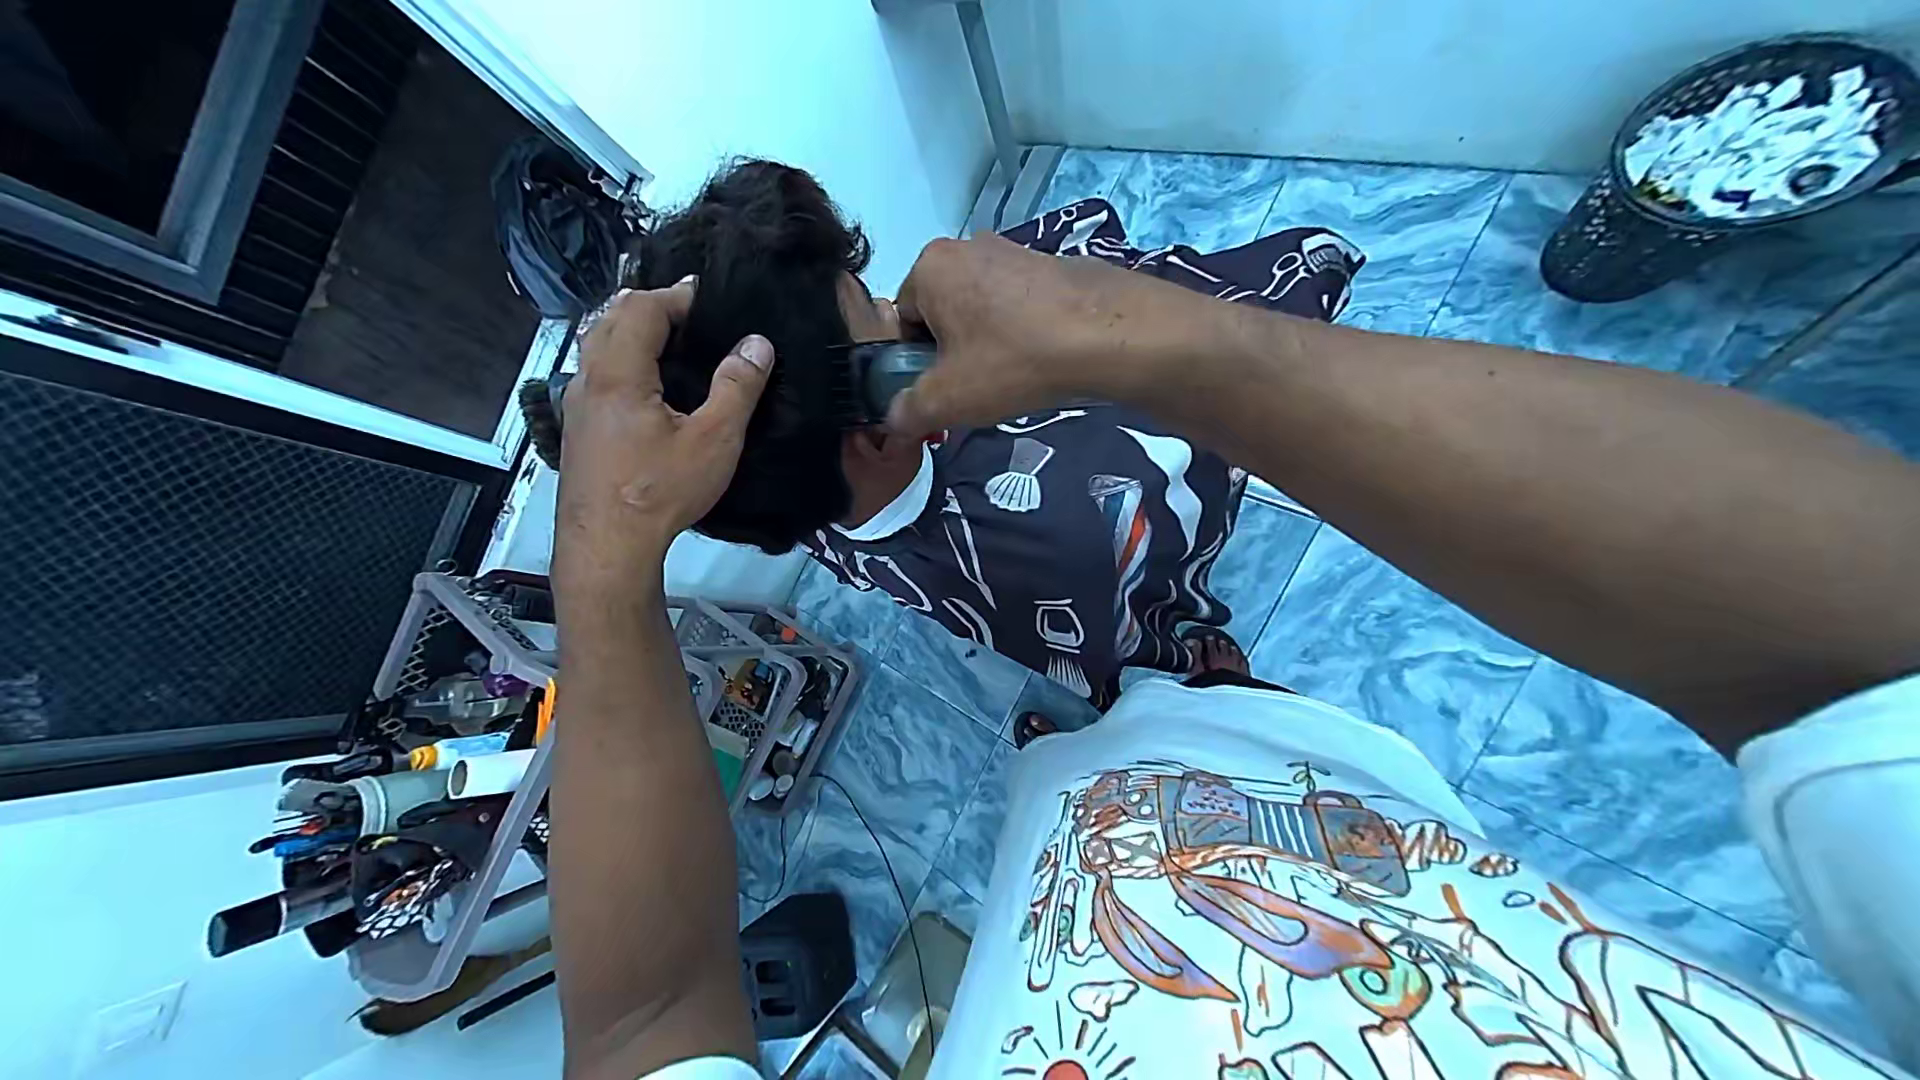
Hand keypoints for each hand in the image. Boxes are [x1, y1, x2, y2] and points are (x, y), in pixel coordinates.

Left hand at [553, 281, 774, 596]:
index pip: (641, 308)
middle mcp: (589, 379)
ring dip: (630, 333)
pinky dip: (621, 361)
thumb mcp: (714, 440)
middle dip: (649, 307)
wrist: (607, 544)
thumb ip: (737, 388)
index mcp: (619, 372)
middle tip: (688, 314)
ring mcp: (577, 406)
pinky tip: (645, 388)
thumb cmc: (661, 489)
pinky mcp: (578, 431)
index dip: (675, 296)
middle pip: (609, 319)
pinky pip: (596, 375)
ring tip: (669, 344)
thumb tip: (758, 343)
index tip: (707, 299)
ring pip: (597, 348)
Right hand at [886, 233, 1211, 435]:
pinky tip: (1040, 361)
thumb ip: (907, 411)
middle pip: (941, 314)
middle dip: (951, 354)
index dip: (914, 363)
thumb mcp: (946, 399)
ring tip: (1012, 378)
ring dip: (986, 346)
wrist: (1108, 336)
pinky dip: (1020, 334)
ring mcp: (1014, 250)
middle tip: (975, 390)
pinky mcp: (1052, 264)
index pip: (902, 321)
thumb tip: (893, 420)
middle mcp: (968, 246)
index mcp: (930, 266)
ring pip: (981, 311)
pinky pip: (1018, 307)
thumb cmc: (1012, 361)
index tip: (939, 391)